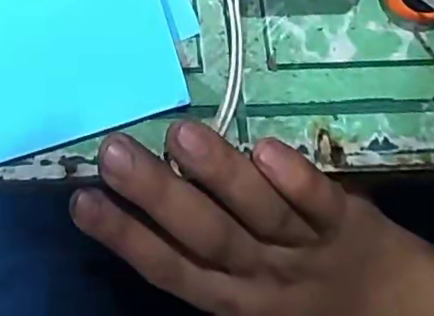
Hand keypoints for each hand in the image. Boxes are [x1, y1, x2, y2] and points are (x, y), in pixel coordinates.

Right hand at [72, 122, 433, 315]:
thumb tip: (156, 187)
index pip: (172, 268)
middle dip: (157, 197)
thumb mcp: (262, 297)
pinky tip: (264, 148)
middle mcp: (265, 281)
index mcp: (238, 298)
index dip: (126, 238)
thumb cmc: (322, 302)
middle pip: (205, 240)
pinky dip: (295, 182)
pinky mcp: (351, 228)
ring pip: (256, 218)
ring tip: (180, 135)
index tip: (82, 198)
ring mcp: (308, 254)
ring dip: (218, 179)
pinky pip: (321, 205)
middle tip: (112, 152)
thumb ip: (212, 253)